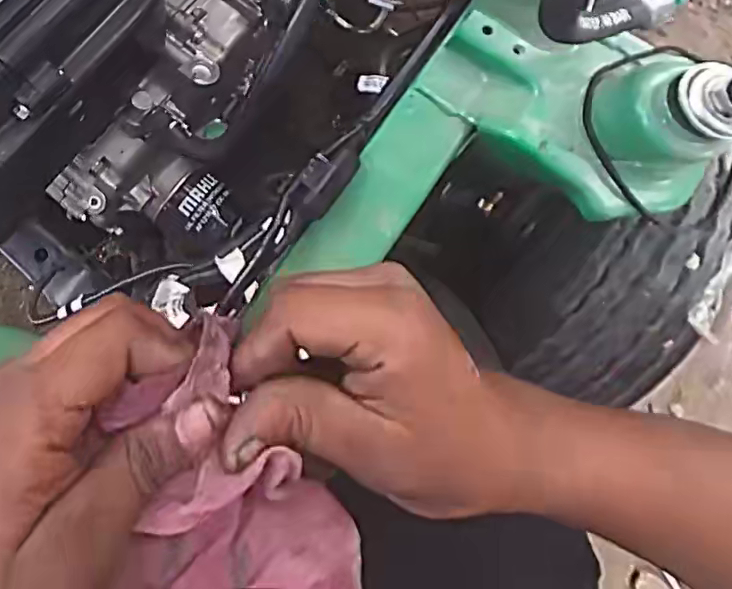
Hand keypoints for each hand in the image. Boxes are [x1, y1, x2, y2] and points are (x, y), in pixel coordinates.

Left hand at [0, 298, 217, 588]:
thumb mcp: (80, 542)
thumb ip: (143, 464)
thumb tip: (205, 409)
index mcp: (27, 399)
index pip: (120, 328)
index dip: (171, 350)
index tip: (205, 392)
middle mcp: (15, 378)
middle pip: (109, 320)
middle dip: (162, 350)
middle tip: (196, 401)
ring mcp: (11, 389)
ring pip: (98, 339)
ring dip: (142, 368)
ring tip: (169, 421)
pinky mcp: (14, 408)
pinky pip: (80, 369)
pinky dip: (118, 386)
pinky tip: (130, 431)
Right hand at [222, 263, 536, 518]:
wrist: (499, 441)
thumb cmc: (449, 453)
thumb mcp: (369, 450)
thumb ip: (297, 421)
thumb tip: (232, 424)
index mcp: (387, 316)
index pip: (290, 311)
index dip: (254, 354)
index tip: (238, 401)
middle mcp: (380, 279)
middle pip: (287, 296)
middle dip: (260, 348)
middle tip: (250, 402)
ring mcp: (377, 277)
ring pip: (293, 294)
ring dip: (274, 342)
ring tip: (276, 394)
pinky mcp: (372, 287)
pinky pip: (312, 299)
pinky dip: (294, 335)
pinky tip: (301, 374)